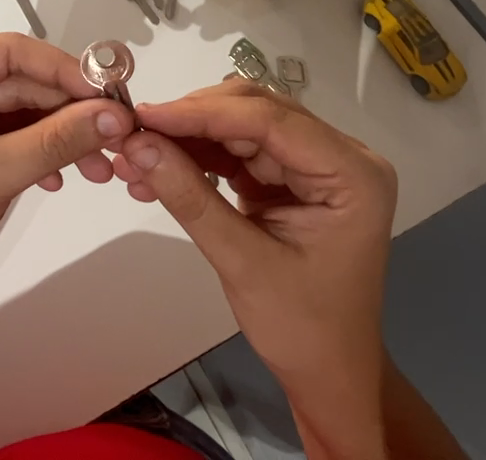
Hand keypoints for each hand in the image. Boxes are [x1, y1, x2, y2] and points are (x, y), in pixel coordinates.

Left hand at [0, 33, 133, 306]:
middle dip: (72, 109)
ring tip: (104, 166)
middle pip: (25, 81)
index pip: (9, 53)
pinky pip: (24, 136)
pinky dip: (50, 153)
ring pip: (30, 111)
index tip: (110, 90)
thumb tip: (115, 115)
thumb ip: (58, 139)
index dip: (62, 68)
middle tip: (120, 132)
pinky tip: (67, 178)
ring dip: (68, 136)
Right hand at [112, 83, 397, 415]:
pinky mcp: (284, 176)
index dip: (202, 112)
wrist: (327, 372)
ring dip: (185, 136)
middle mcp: (337, 155)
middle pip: (253, 112)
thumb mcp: (242, 262)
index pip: (269, 120)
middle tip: (133, 131)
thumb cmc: (302, 328)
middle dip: (191, 119)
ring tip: (135, 150)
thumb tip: (136, 145)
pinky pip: (232, 149)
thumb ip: (190, 198)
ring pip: (237, 125)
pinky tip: (155, 166)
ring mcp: (310, 164)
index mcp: (352, 173)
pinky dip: (193, 156)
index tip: (144, 115)